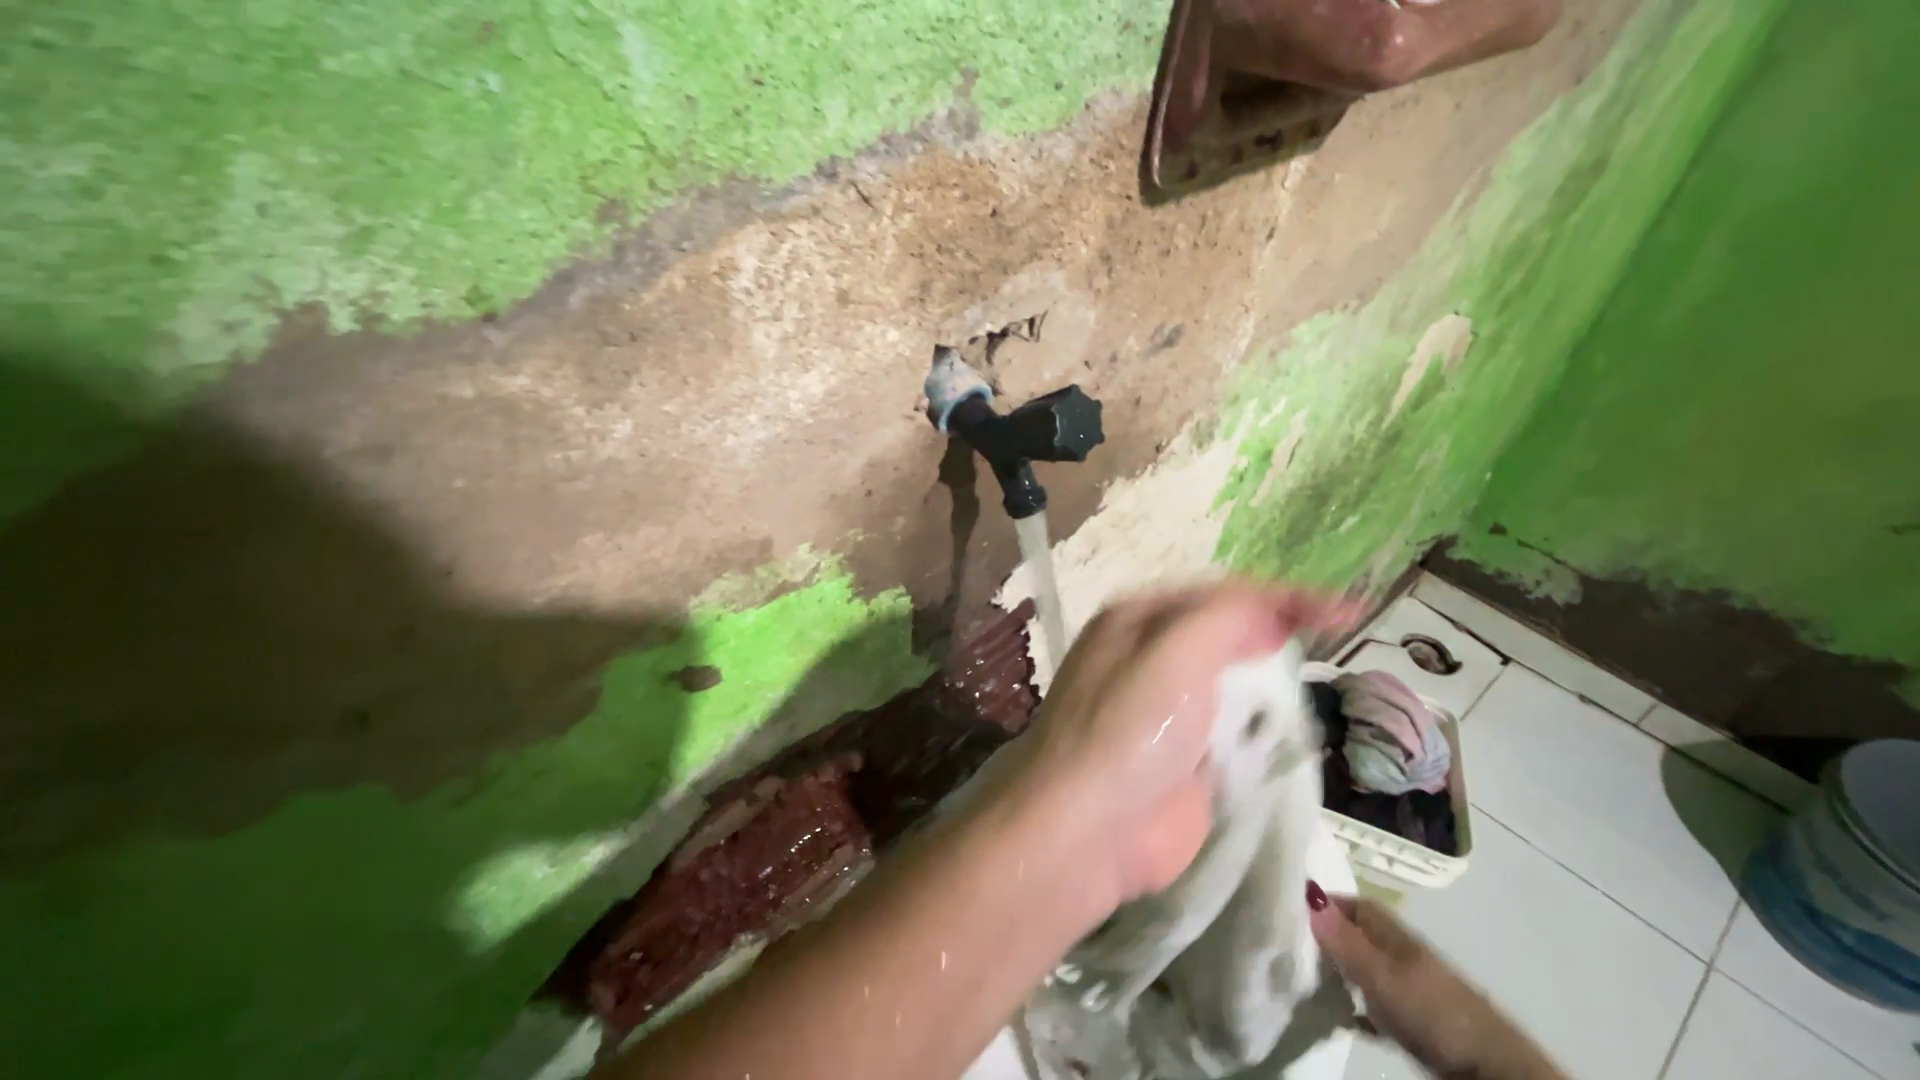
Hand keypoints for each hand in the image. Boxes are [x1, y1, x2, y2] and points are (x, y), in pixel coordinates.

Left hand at [1003, 583, 1357, 909]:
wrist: (1089, 832)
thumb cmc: (1130, 729)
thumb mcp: (1177, 649)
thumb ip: (1230, 616)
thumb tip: (1272, 611)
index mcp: (1137, 619)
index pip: (1220, 593)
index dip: (1281, 597)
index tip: (1346, 612)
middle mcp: (1148, 658)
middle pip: (1226, 636)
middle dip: (1276, 636)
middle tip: (1336, 641)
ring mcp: (1166, 713)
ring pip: (1233, 686)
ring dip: (1273, 687)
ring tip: (1322, 685)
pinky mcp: (1185, 763)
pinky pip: (1235, 736)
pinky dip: (1264, 733)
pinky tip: (1297, 733)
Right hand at [1311, 897, 1565, 1079]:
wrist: (1490, 1068)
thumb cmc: (1433, 1012)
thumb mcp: (1383, 975)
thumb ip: (1346, 940)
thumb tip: (1308, 893)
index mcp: (1396, 936)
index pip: (1357, 905)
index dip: (1326, 901)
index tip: (1289, 907)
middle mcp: (1403, 954)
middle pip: (1360, 934)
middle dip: (1327, 934)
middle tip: (1288, 943)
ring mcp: (1412, 987)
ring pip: (1366, 967)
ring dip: (1340, 969)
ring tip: (1305, 978)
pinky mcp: (1417, 1019)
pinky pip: (1377, 1002)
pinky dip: (1357, 1004)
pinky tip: (1342, 1016)